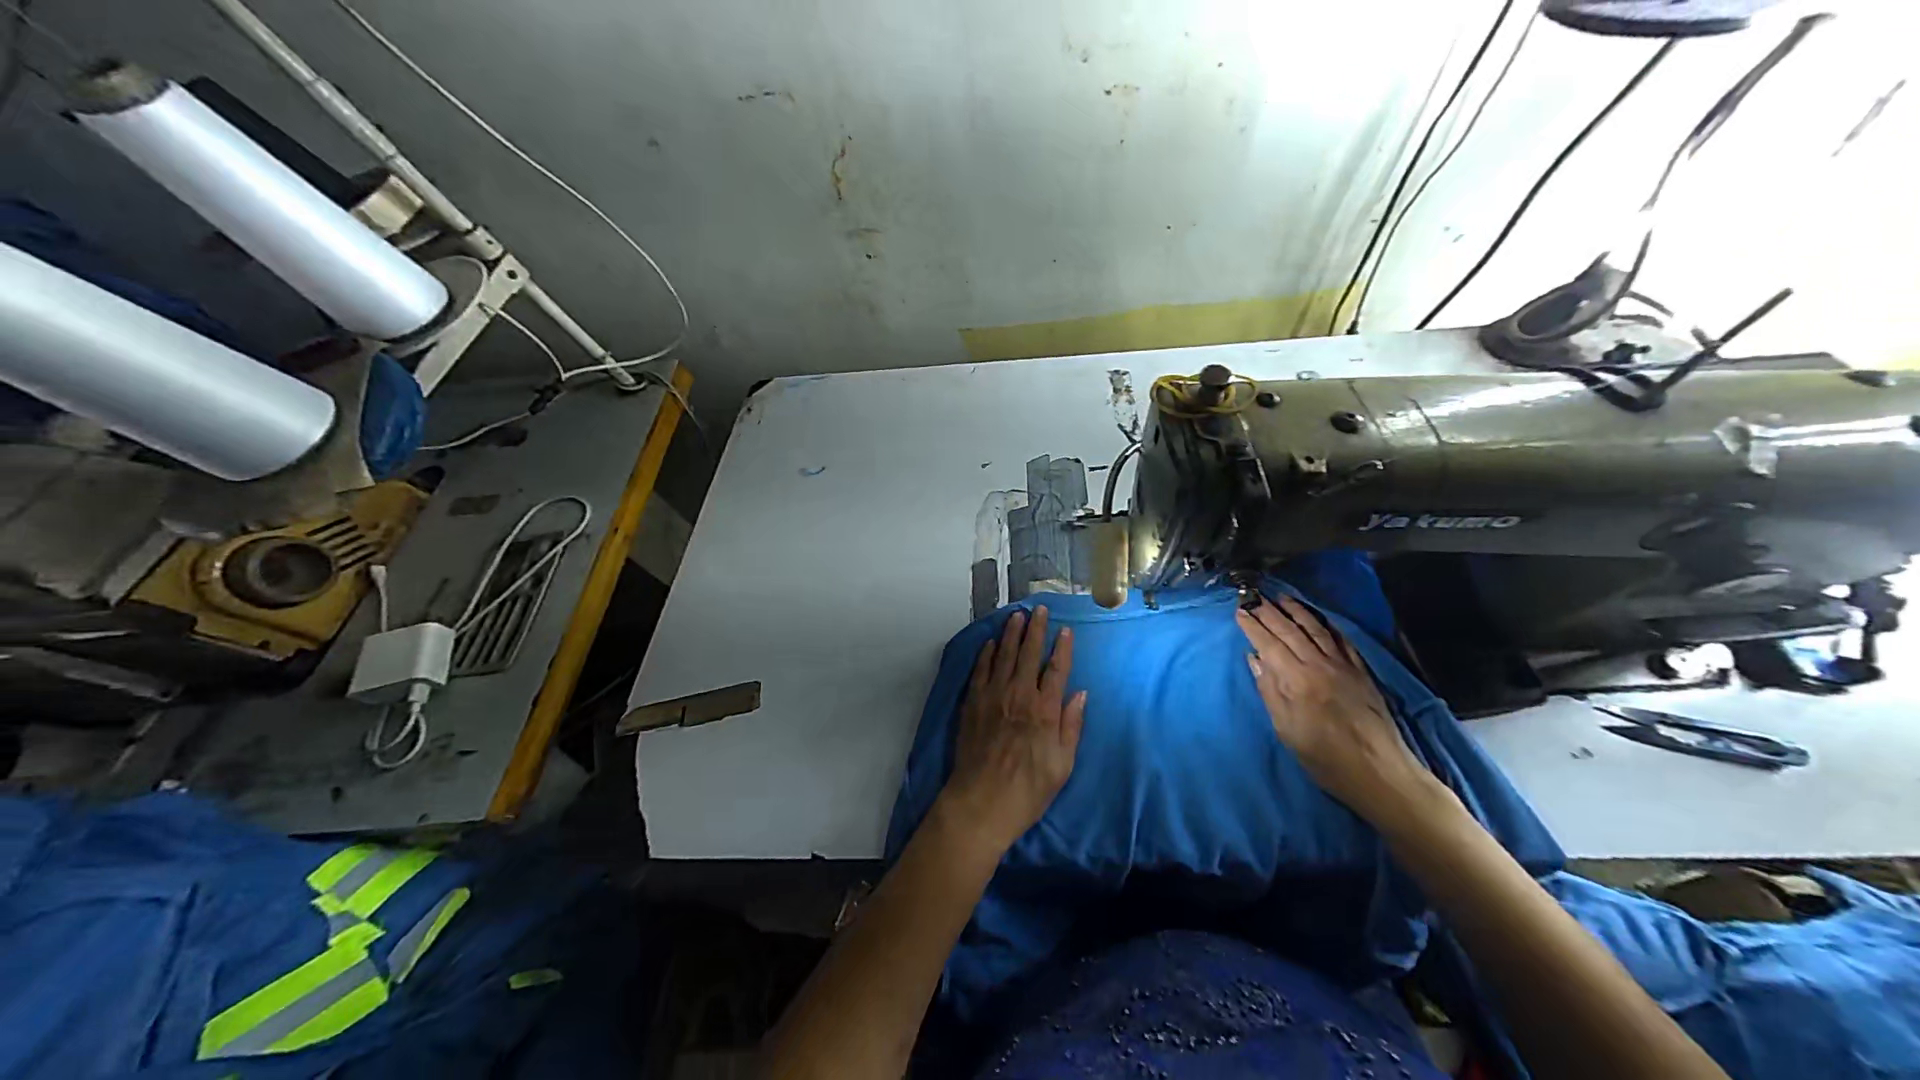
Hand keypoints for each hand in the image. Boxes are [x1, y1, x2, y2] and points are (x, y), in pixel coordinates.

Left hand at [938, 606, 1087, 853]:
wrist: (981, 802)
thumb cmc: (1028, 789)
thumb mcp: (1063, 764)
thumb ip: (1071, 726)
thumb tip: (1080, 694)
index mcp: (1045, 710)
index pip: (1056, 669)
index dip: (1062, 647)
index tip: (1066, 629)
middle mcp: (1019, 695)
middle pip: (1028, 654)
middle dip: (1035, 629)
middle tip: (1039, 609)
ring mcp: (992, 697)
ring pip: (1003, 655)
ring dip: (1010, 634)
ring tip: (1016, 616)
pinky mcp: (973, 703)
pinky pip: (980, 670)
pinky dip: (986, 654)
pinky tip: (989, 643)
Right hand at [1236, 595, 1442, 827]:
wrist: (1378, 772)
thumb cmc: (1324, 757)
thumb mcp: (1286, 729)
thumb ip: (1270, 691)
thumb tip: (1255, 659)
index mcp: (1297, 680)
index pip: (1269, 644)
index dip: (1253, 626)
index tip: (1239, 610)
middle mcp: (1320, 665)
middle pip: (1291, 631)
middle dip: (1270, 612)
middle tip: (1254, 597)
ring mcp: (1344, 666)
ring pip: (1317, 630)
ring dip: (1297, 611)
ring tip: (1283, 598)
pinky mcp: (1362, 673)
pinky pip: (1342, 641)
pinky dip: (1328, 626)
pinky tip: (1320, 619)